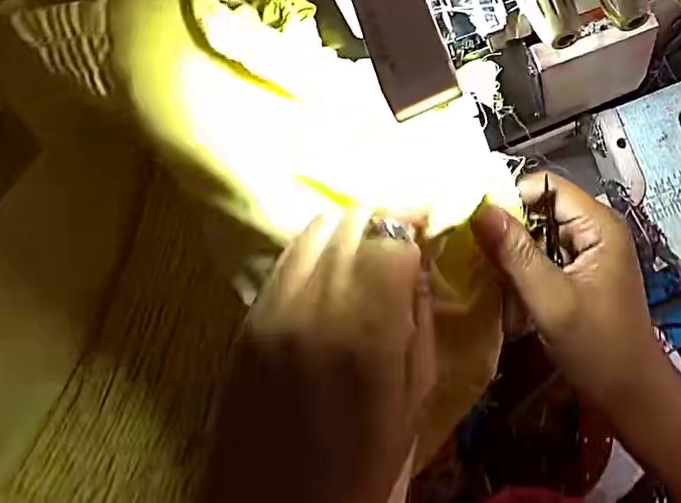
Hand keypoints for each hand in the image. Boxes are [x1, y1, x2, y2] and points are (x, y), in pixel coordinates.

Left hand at [203, 211, 432, 502]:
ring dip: (353, 227)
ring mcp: (273, 309)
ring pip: (319, 226)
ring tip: (371, 249)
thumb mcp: (417, 390)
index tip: (433, 224)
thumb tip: (418, 258)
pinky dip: (320, 246)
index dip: (417, 218)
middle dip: (388, 219)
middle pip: (355, 219)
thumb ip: (420, 312)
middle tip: (407, 236)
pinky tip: (336, 269)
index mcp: (367, 328)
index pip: (393, 232)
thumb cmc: (365, 461)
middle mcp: (315, 305)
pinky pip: (290, 255)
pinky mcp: (247, 320)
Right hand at [471, 174, 668, 415]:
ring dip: (517, 265)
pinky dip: (527, 280)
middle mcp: (596, 228)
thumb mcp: (552, 301)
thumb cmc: (599, 348)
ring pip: (537, 238)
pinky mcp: (581, 272)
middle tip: (488, 269)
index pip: (547, 186)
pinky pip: (545, 260)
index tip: (479, 227)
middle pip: (540, 211)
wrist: (632, 396)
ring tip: (505, 297)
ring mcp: (589, 251)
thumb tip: (482, 210)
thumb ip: (516, 255)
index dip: (512, 200)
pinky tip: (518, 310)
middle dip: (512, 239)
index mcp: (599, 223)